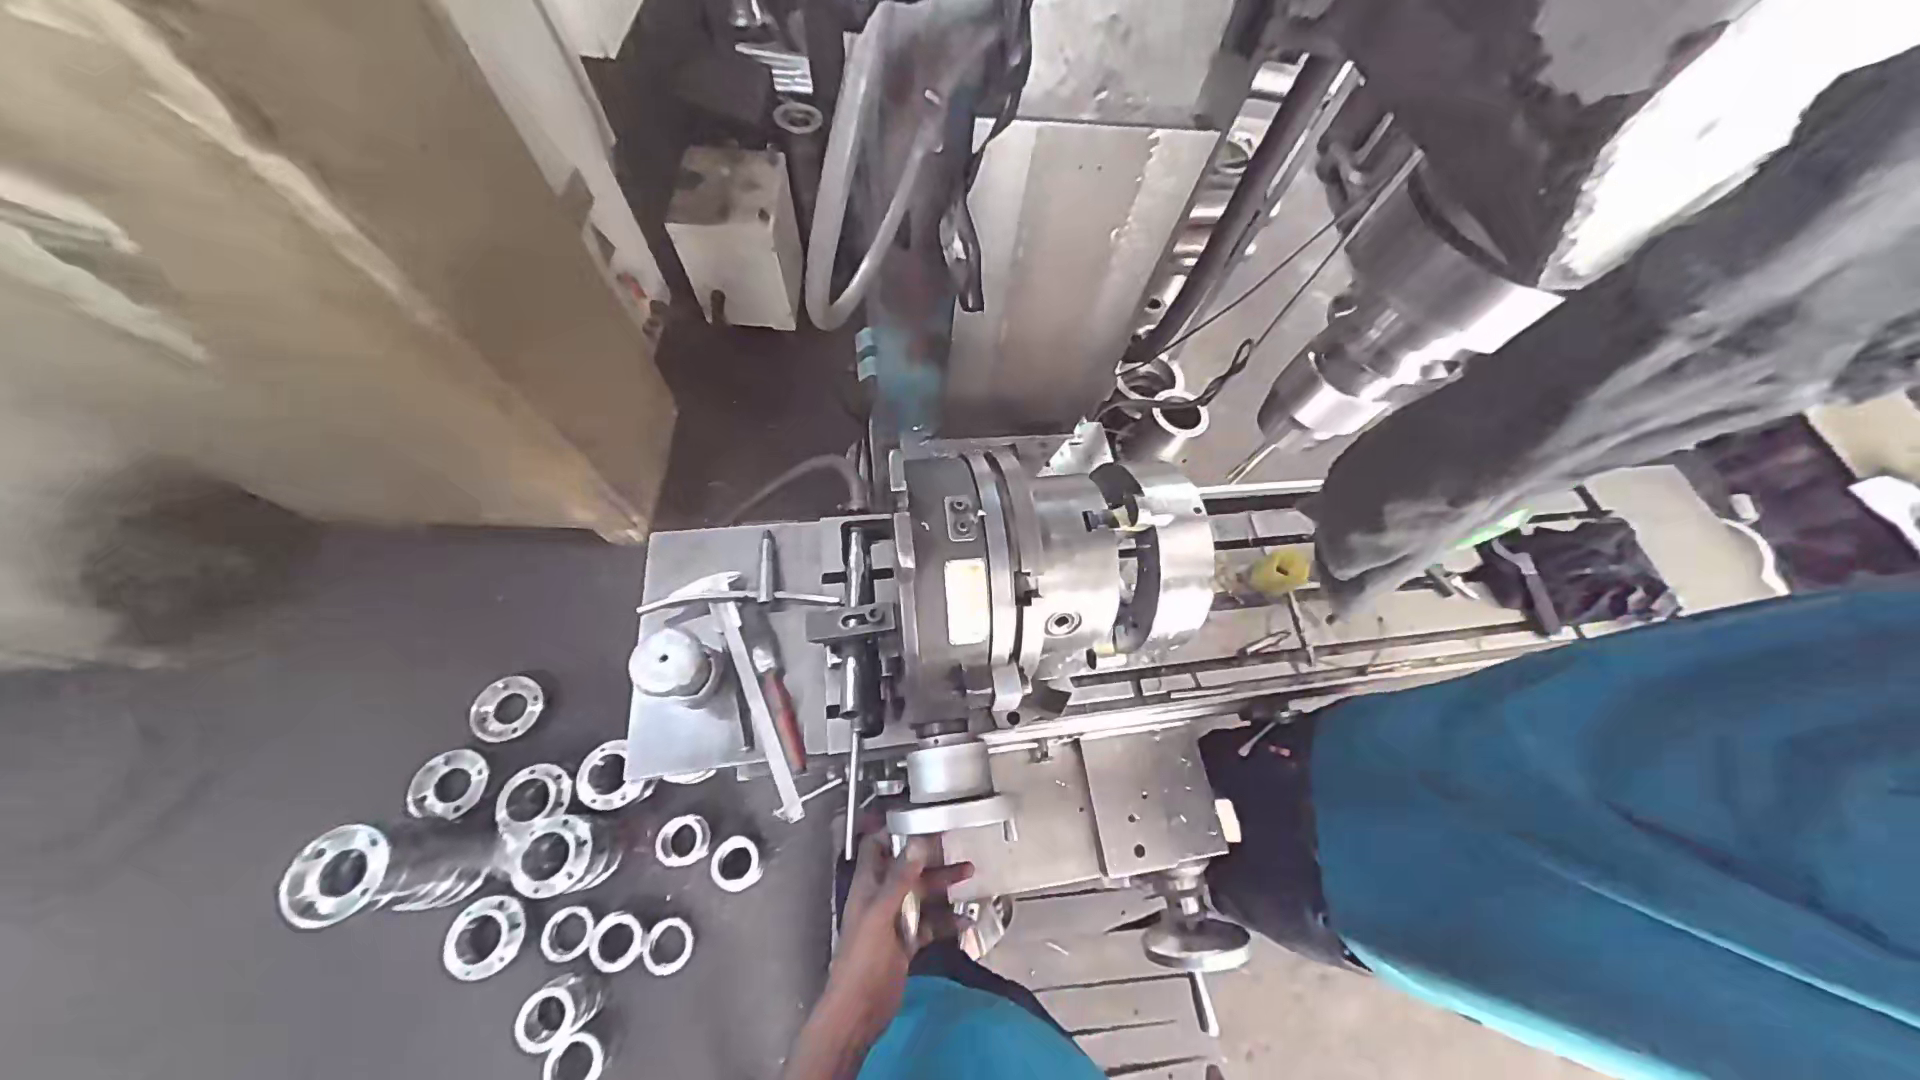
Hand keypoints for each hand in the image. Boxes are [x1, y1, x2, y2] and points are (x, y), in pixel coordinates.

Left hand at [823, 832, 974, 1035]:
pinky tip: (965, 920)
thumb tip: (918, 843)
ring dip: (943, 884)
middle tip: (955, 845)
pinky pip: (930, 924)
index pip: (877, 846)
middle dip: (930, 857)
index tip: (920, 817)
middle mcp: (881, 898)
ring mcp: (895, 921)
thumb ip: (900, 878)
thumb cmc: (863, 960)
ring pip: (921, 894)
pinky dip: (947, 920)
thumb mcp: (881, 914)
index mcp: (868, 885)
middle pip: (907, 868)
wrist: (858, 1012)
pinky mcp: (907, 943)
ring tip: (969, 874)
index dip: (894, 830)